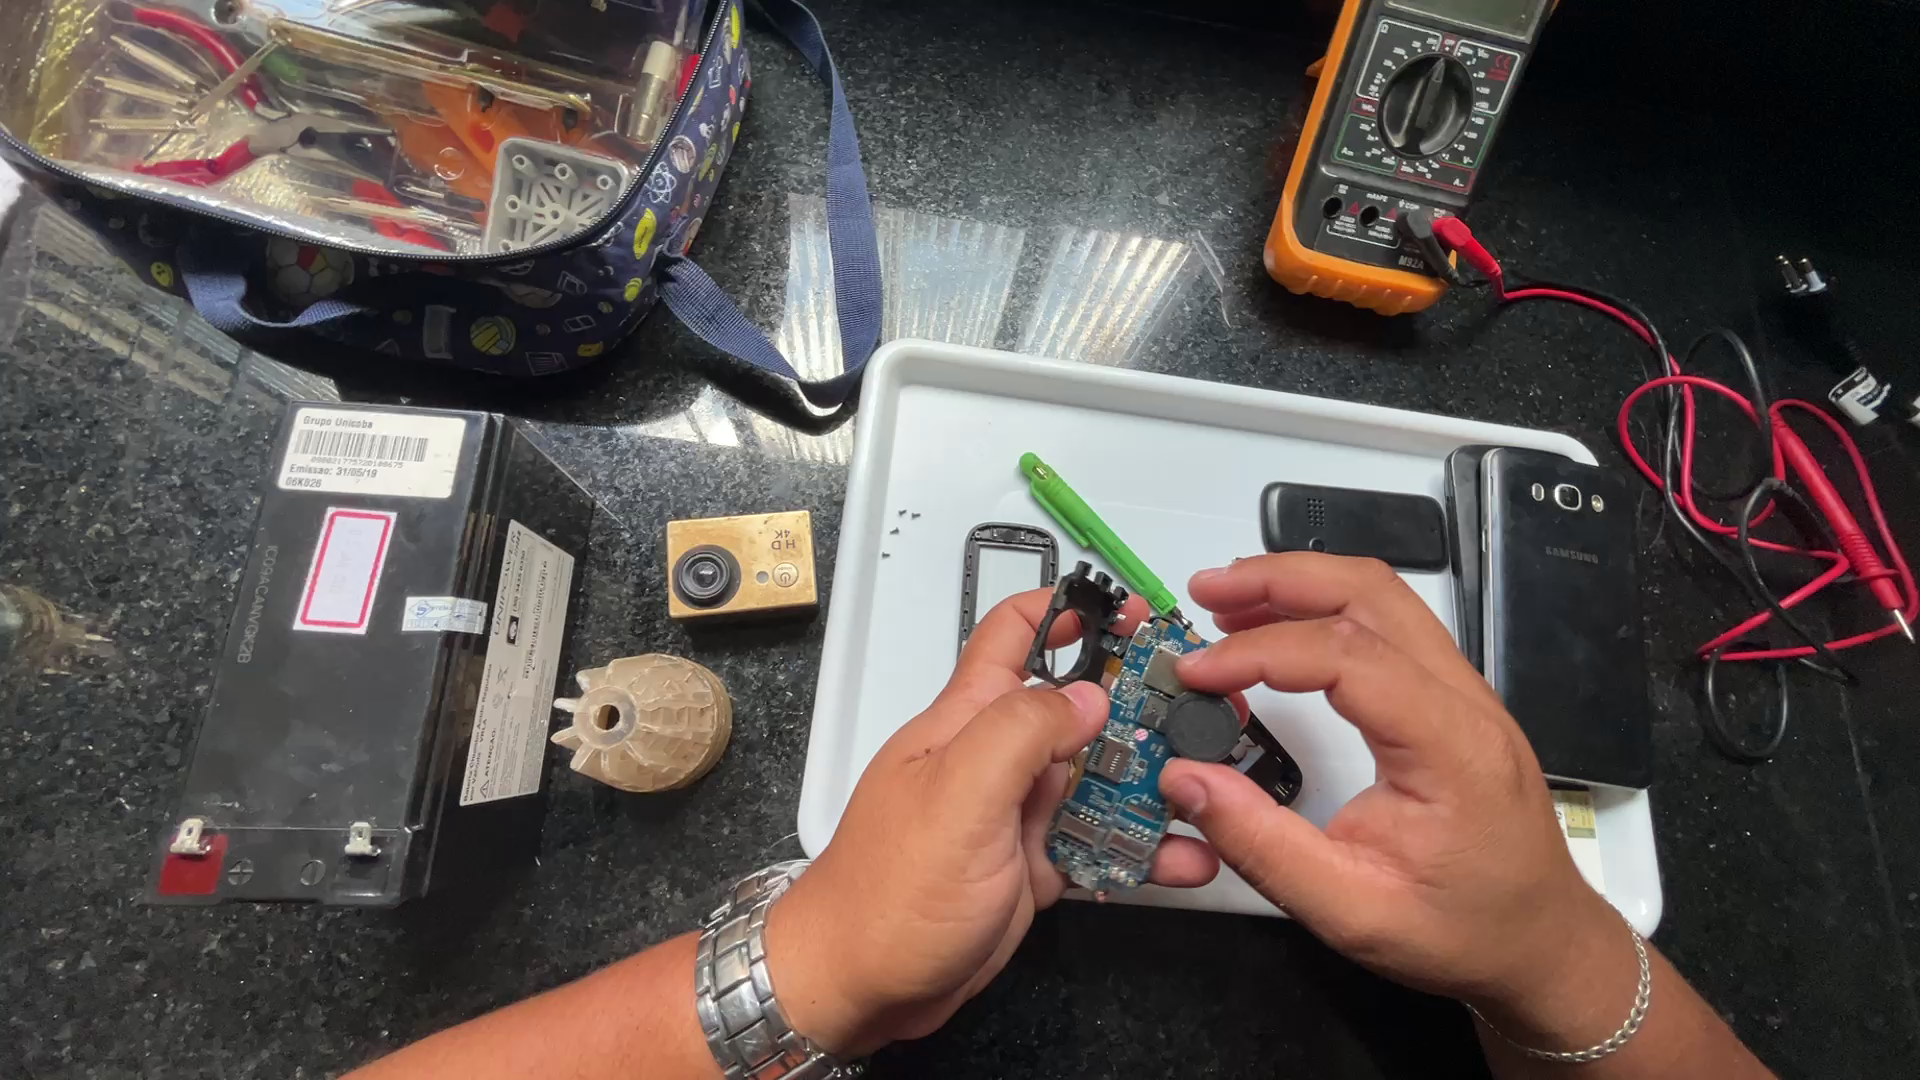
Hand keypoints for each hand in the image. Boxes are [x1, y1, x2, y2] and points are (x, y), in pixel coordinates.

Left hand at [767, 589, 1219, 1056]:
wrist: (862, 985)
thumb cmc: (891, 888)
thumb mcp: (959, 794)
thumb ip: (1022, 732)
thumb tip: (1088, 697)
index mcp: (969, 718)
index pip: (1011, 634)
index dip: (1061, 609)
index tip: (1124, 612)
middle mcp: (997, 755)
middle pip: (1072, 707)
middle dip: (1132, 703)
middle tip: (1195, 713)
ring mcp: (1016, 809)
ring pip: (1093, 776)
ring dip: (1147, 780)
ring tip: (1204, 789)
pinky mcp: (1031, 859)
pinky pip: (1094, 839)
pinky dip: (1137, 845)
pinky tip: (1180, 856)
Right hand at [1157, 554, 1627, 1039]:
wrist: (1542, 943)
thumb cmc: (1463, 930)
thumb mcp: (1352, 912)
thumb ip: (1261, 846)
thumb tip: (1184, 779)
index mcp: (1450, 748)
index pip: (1346, 656)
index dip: (1260, 652)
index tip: (1197, 673)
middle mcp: (1462, 698)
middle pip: (1367, 592)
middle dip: (1276, 578)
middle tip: (1205, 592)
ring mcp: (1458, 686)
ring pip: (1373, 591)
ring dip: (1294, 581)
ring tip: (1223, 599)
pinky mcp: (1441, 689)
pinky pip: (1376, 617)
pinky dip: (1314, 604)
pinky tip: (1268, 623)